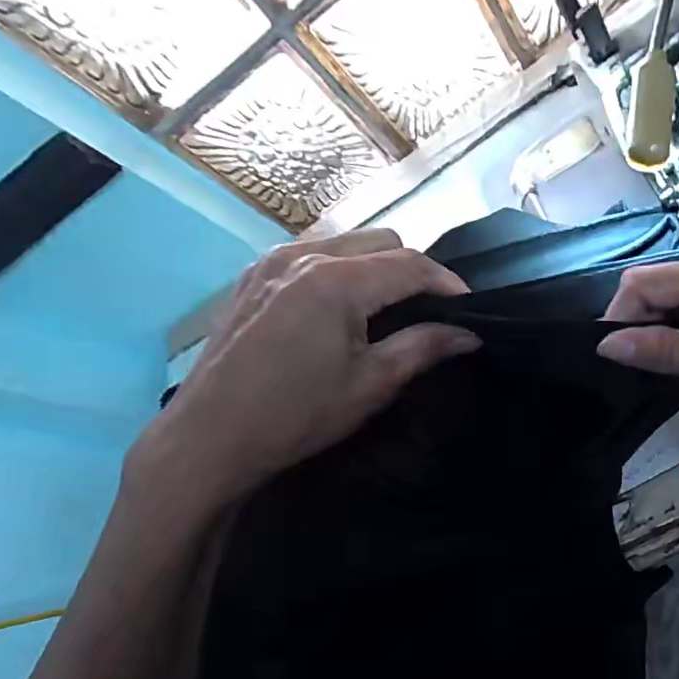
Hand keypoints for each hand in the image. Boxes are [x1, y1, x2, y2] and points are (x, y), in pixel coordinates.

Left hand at [130, 229, 478, 502]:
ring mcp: (271, 260)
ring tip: (384, 310)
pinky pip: (312, 254)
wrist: (210, 438)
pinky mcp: (252, 275)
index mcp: (335, 281)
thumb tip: (469, 334)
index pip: (410, 264)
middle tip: (425, 313)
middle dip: (413, 271)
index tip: (469, 309)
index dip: (448, 283)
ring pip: (346, 243)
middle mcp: (303, 255)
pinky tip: (339, 308)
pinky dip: (339, 270)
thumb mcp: (370, 385)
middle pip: (382, 241)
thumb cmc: (296, 416)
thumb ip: (423, 348)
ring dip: (375, 267)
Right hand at [597, 252, 678, 435]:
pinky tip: (676, 361)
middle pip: (653, 287)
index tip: (612, 360)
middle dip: (635, 325)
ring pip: (669, 302)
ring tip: (653, 369)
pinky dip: (676, 336)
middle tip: (635, 369)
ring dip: (655, 332)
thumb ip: (663, 351)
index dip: (619, 318)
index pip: (642, 283)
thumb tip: (605, 345)